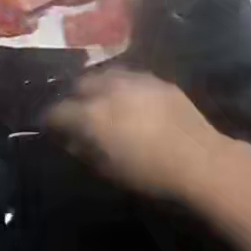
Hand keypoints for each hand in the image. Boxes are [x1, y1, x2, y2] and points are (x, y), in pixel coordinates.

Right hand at [44, 70, 242, 199]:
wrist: (200, 161)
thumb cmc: (150, 174)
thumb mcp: (109, 170)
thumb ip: (84, 151)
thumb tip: (72, 141)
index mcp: (91, 115)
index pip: (56, 111)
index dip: (51, 121)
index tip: (52, 129)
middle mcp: (109, 89)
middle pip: (79, 85)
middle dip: (74, 99)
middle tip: (78, 115)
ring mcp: (136, 80)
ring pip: (105, 75)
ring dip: (98, 88)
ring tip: (103, 103)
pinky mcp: (159, 81)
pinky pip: (131, 78)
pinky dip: (123, 87)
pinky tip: (130, 101)